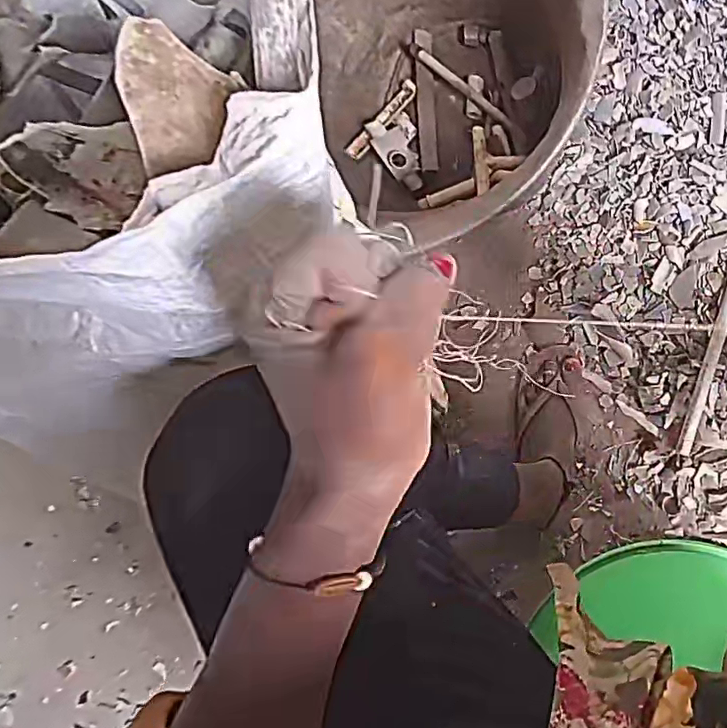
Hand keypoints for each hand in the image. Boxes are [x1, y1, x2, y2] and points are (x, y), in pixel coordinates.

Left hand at [240, 231, 453, 526]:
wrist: (359, 483)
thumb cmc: (360, 428)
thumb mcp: (384, 353)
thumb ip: (412, 296)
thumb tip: (440, 262)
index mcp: (285, 301)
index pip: (343, 244)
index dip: (379, 274)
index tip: (388, 318)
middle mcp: (301, 304)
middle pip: (369, 265)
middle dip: (399, 299)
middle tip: (398, 345)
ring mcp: (330, 324)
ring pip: (390, 291)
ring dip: (410, 319)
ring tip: (404, 359)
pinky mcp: (356, 342)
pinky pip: (395, 315)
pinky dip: (411, 333)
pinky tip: (409, 362)